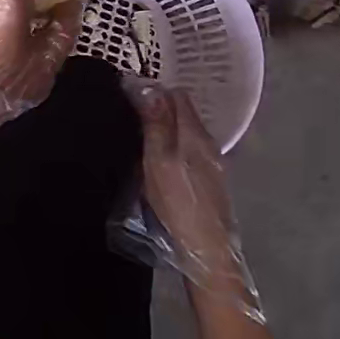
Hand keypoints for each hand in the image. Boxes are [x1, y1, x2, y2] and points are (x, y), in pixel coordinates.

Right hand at [126, 79, 260, 315]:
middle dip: (158, 106)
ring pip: (185, 131)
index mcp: (194, 134)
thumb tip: (149, 85)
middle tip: (129, 111)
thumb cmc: (179, 203)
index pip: (177, 95)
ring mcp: (210, 164)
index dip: (154, 89)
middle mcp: (206, 143)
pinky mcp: (208, 181)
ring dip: (165, 126)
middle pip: (183, 112)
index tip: (129, 93)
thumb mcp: (159, 160)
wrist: (208, 252)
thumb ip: (156, 123)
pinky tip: (157, 159)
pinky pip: (187, 149)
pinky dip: (171, 145)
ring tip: (138, 133)